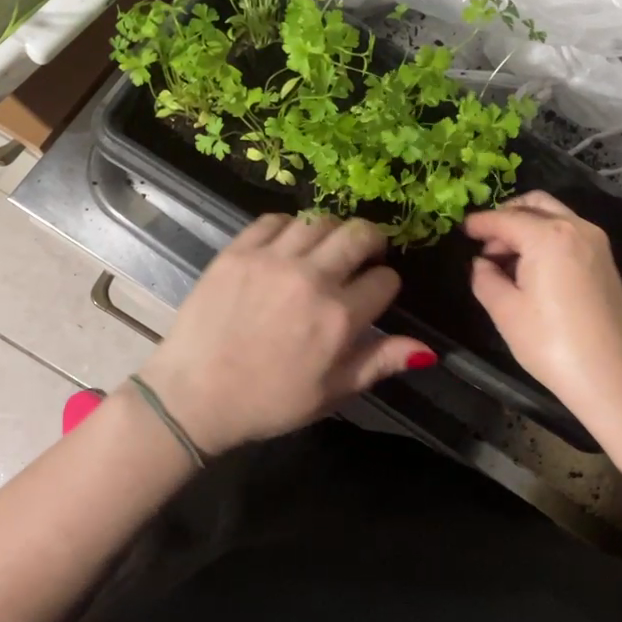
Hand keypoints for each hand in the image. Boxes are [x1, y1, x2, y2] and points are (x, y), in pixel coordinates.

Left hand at [133, 215, 430, 452]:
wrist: (193, 396)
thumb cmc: (267, 402)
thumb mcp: (331, 392)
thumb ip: (379, 362)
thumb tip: (428, 349)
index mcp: (339, 318)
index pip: (385, 280)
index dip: (385, 286)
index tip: (374, 296)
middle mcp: (311, 279)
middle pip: (359, 234)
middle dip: (371, 242)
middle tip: (364, 255)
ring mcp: (271, 260)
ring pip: (319, 220)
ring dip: (332, 232)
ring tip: (325, 250)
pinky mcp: (237, 251)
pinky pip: (275, 220)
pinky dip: (289, 227)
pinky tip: (288, 247)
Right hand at [464, 191, 621, 419]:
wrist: (613, 376)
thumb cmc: (551, 344)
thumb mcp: (506, 312)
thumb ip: (485, 279)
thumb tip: (481, 264)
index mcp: (548, 236)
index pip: (506, 218)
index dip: (480, 223)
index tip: (462, 230)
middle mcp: (576, 228)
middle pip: (535, 206)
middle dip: (507, 217)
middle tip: (485, 243)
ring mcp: (597, 243)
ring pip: (555, 218)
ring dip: (528, 227)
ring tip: (505, 260)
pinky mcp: (606, 262)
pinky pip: (570, 234)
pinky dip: (547, 239)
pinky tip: (532, 268)